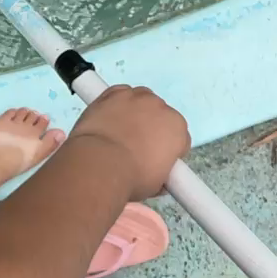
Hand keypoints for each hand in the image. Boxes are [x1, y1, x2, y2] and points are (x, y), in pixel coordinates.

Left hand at [65, 85, 189, 200]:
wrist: (98, 166)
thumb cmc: (130, 179)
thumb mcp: (155, 185)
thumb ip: (161, 173)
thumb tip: (155, 176)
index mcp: (178, 129)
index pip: (177, 137)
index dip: (165, 150)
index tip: (153, 161)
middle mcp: (162, 107)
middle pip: (158, 117)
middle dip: (149, 130)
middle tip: (132, 149)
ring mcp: (137, 97)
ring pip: (139, 102)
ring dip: (132, 114)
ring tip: (117, 135)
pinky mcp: (113, 92)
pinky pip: (118, 94)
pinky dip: (113, 104)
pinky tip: (106, 120)